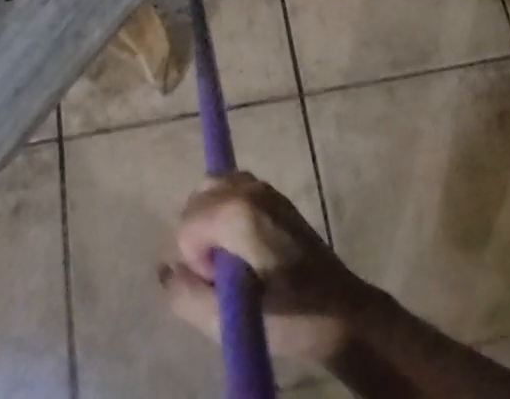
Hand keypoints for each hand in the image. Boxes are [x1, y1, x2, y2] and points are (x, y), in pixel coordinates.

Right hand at [160, 171, 377, 365]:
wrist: (342, 312)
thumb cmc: (290, 316)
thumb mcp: (228, 321)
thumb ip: (185, 295)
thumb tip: (167, 270)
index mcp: (239, 213)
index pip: (187, 224)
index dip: (195, 257)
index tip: (219, 281)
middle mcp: (251, 190)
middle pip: (197, 199)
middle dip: (199, 234)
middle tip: (223, 271)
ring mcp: (267, 189)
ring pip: (215, 190)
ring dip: (211, 222)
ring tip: (232, 258)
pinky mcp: (277, 197)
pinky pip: (235, 192)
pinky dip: (228, 213)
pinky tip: (245, 247)